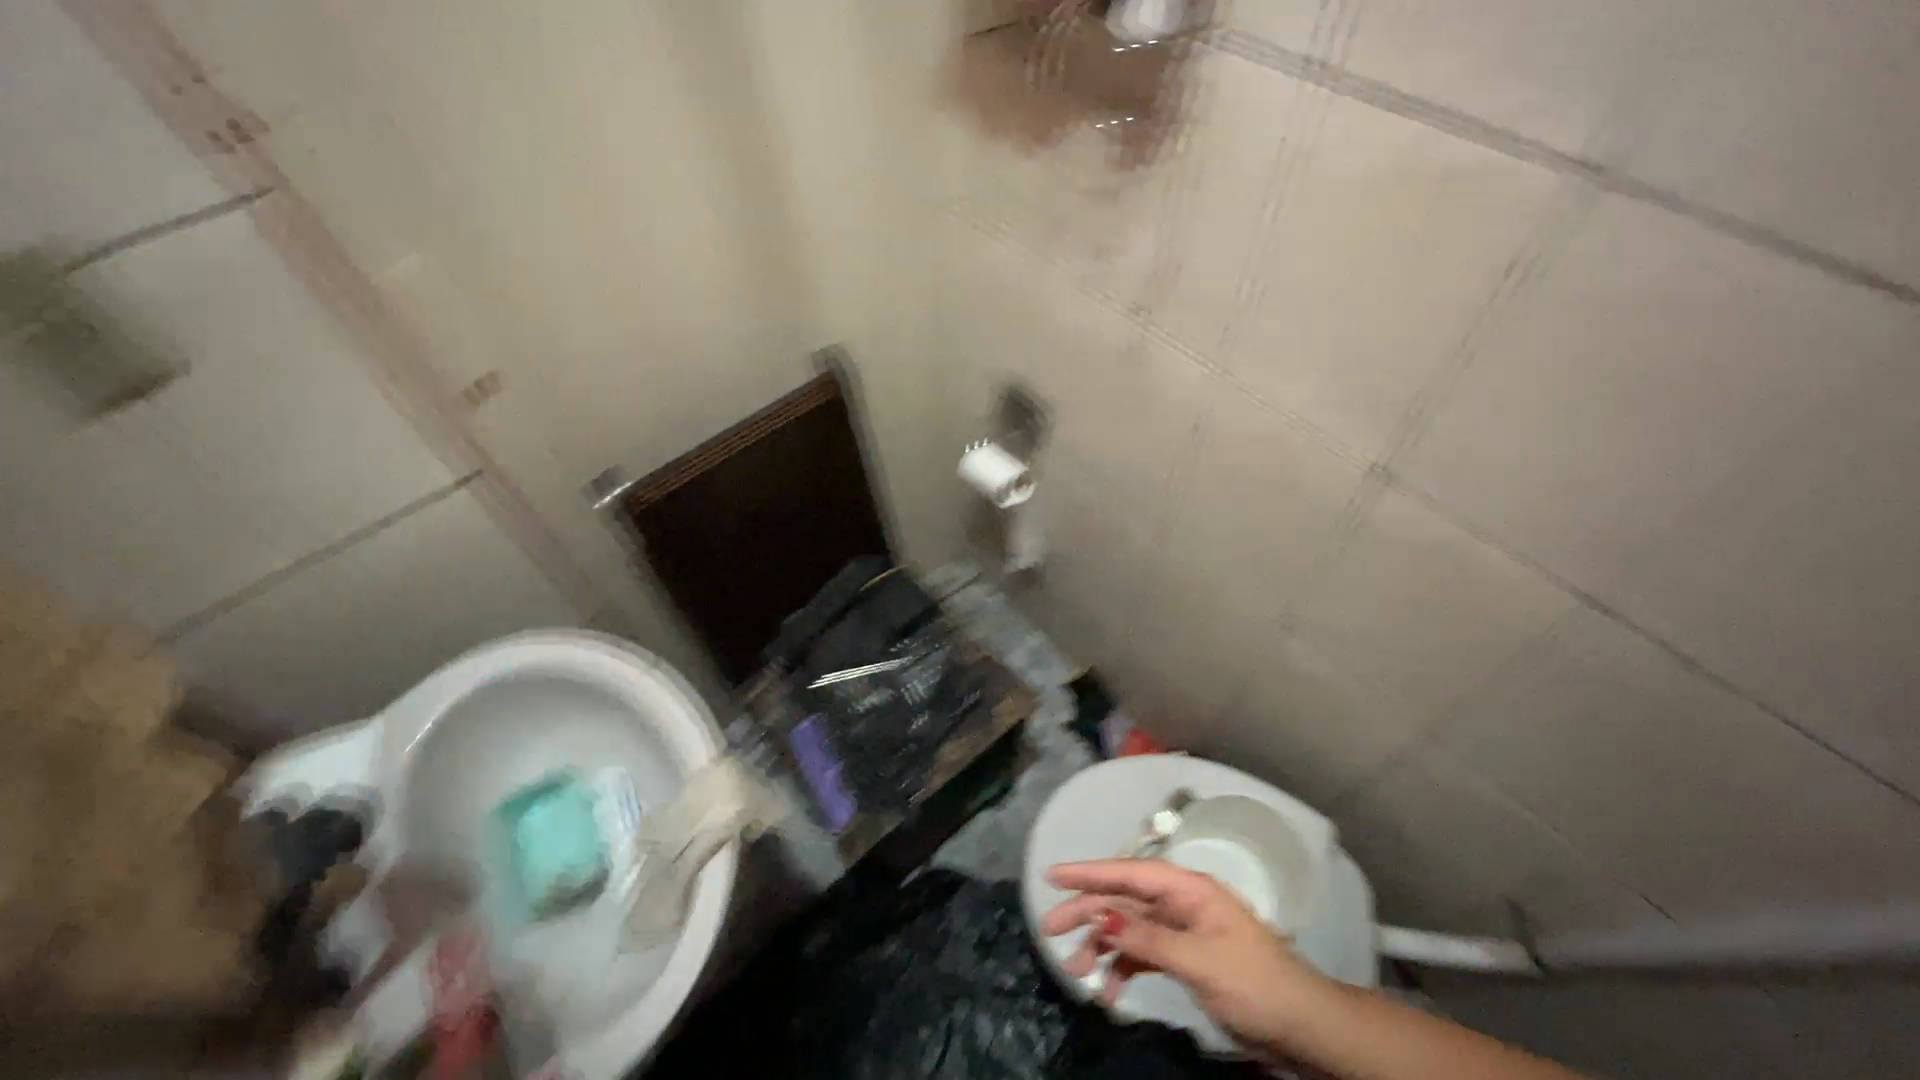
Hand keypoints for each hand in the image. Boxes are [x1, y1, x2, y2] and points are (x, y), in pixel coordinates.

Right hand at [1040, 858, 1327, 1049]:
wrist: (1300, 1024)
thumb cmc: (1254, 982)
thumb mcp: (1199, 960)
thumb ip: (1148, 938)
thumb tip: (1103, 916)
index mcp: (1189, 890)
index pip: (1129, 873)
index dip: (1089, 872)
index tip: (1052, 875)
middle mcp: (1181, 904)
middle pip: (1123, 900)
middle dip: (1086, 914)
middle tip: (1049, 930)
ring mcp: (1181, 931)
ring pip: (1128, 929)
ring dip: (1100, 948)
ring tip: (1075, 971)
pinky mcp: (1182, 957)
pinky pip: (1141, 954)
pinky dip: (1122, 970)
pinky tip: (1108, 992)